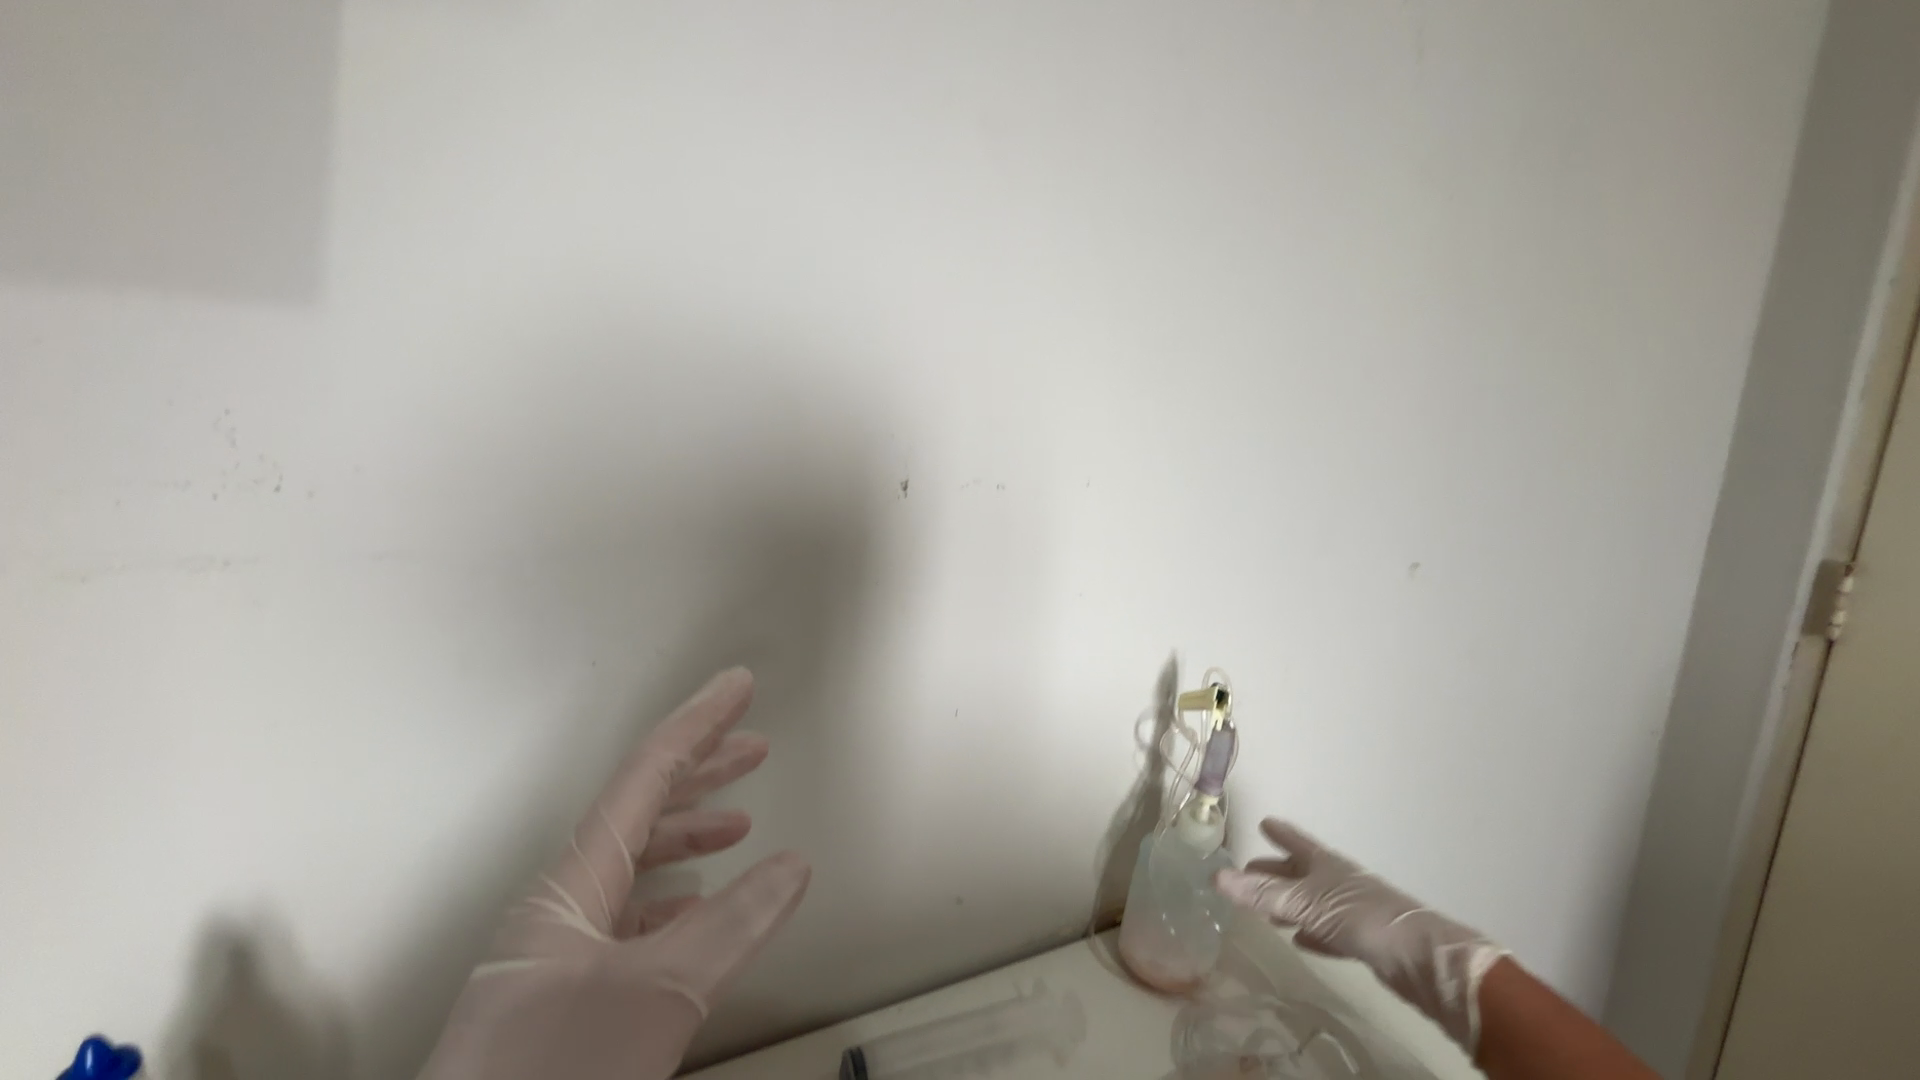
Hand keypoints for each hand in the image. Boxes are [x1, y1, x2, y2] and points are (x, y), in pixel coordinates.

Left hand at [420, 668, 809, 1079]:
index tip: (739, 686)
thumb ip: (732, 925)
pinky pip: (629, 916)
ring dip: (688, 833)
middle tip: (754, 746)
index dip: (698, 724)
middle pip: (639, 810)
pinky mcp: (564, 997)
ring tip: (738, 821)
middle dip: (700, 770)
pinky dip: (674, 896)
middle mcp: (560, 905)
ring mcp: (558, 952)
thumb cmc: (557, 1071)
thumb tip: (793, 863)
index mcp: (570, 885)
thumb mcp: (658, 994)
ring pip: (634, 864)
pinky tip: (697, 908)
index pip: (645, 777)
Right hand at [1215, 819, 1505, 1053]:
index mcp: (1325, 863)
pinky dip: (1311, 931)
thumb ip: (1262, 893)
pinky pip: (1327, 929)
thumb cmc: (1361, 916)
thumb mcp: (1305, 902)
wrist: (1421, 959)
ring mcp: (1352, 909)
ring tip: (1266, 910)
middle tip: (1249, 871)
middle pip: (1300, 871)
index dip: (1279, 833)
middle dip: (1275, 871)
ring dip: (1290, 903)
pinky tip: (1300, 940)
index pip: (1296, 841)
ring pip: (1312, 900)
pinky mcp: (1363, 939)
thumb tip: (1215, 876)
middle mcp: (1337, 880)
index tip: (1263, 821)